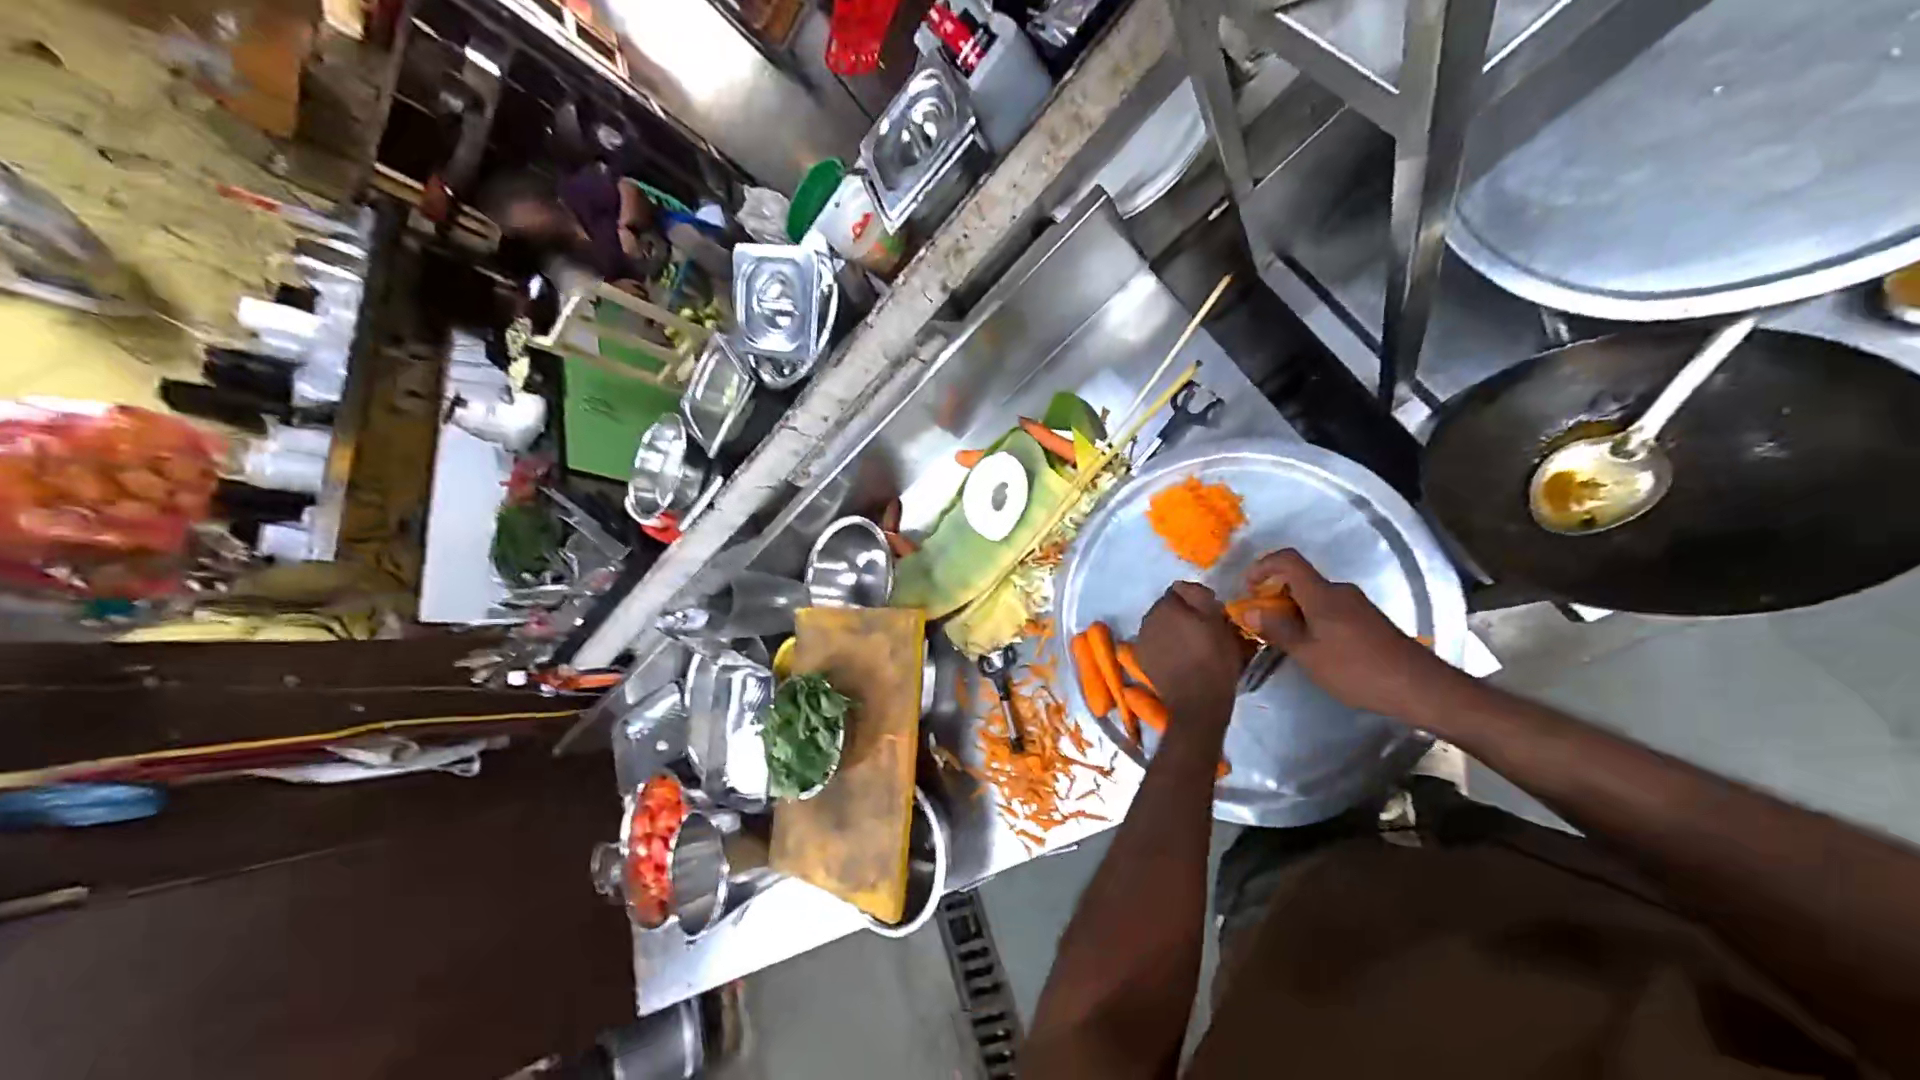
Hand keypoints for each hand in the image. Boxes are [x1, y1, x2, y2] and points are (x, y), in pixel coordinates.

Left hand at [1134, 581, 1249, 727]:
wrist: (1197, 700)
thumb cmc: (1214, 659)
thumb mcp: (1218, 622)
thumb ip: (1199, 596)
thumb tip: (1183, 586)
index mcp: (1166, 606)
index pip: (1179, 590)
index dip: (1196, 600)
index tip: (1210, 614)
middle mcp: (1148, 618)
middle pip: (1167, 608)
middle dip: (1181, 614)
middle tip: (1201, 629)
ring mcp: (1141, 639)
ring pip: (1159, 625)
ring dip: (1171, 629)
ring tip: (1190, 645)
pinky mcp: (1141, 658)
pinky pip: (1155, 643)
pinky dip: (1164, 645)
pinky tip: (1178, 657)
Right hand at [1242, 549, 1457, 719]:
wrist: (1420, 687)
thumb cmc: (1357, 669)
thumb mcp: (1308, 653)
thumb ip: (1278, 630)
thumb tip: (1251, 612)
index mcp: (1322, 594)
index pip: (1288, 560)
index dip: (1263, 566)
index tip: (1249, 589)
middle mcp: (1340, 591)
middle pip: (1300, 580)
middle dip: (1275, 597)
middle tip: (1262, 626)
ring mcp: (1357, 605)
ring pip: (1314, 598)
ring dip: (1294, 612)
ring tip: (1286, 643)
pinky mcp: (1368, 621)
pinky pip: (1330, 610)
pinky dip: (1313, 621)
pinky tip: (1315, 649)